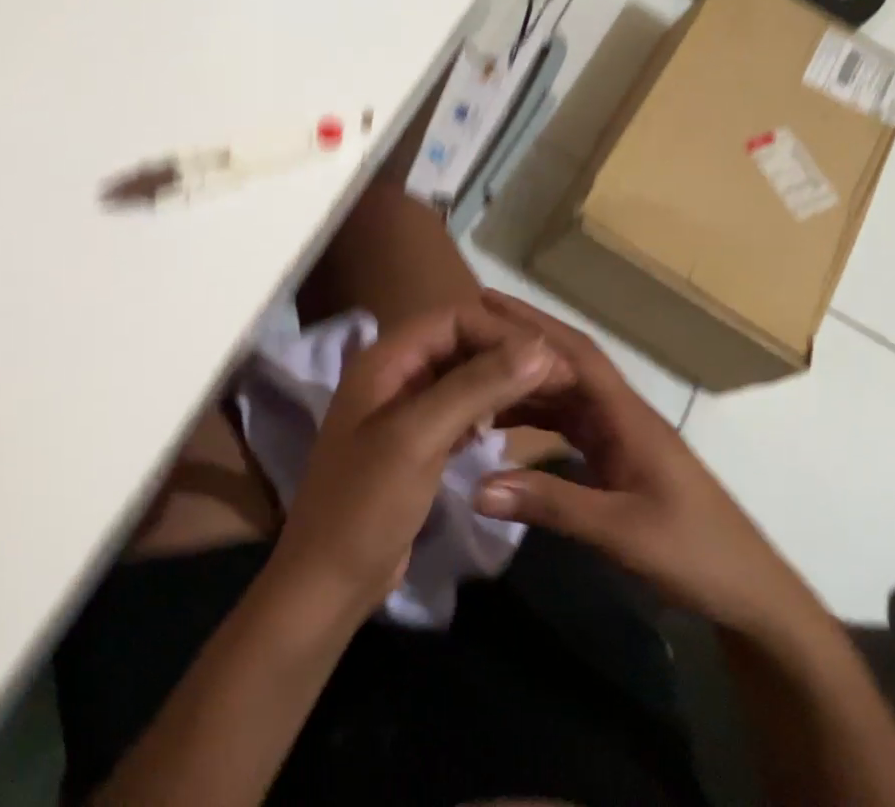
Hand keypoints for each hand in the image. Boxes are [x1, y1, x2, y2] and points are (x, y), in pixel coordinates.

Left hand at [267, 305, 559, 623]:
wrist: (331, 576)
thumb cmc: (367, 503)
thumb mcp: (419, 438)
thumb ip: (475, 387)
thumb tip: (540, 347)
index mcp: (384, 361)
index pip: (452, 317)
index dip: (503, 331)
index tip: (553, 357)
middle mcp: (393, 375)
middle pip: (460, 343)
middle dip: (509, 354)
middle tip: (563, 379)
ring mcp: (403, 411)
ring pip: (462, 378)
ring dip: (503, 382)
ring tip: (552, 398)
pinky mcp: (415, 445)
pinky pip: (458, 412)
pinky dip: (487, 412)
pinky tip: (514, 428)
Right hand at [471, 290, 826, 635]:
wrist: (749, 593)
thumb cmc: (695, 554)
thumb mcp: (621, 532)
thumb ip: (551, 505)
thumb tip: (477, 487)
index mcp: (629, 418)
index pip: (576, 355)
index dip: (531, 325)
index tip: (484, 305)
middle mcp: (623, 416)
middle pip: (567, 366)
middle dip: (519, 342)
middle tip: (464, 330)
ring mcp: (622, 439)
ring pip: (565, 394)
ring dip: (523, 379)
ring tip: (472, 372)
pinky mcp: (618, 461)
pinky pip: (568, 424)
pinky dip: (534, 415)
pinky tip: (502, 423)